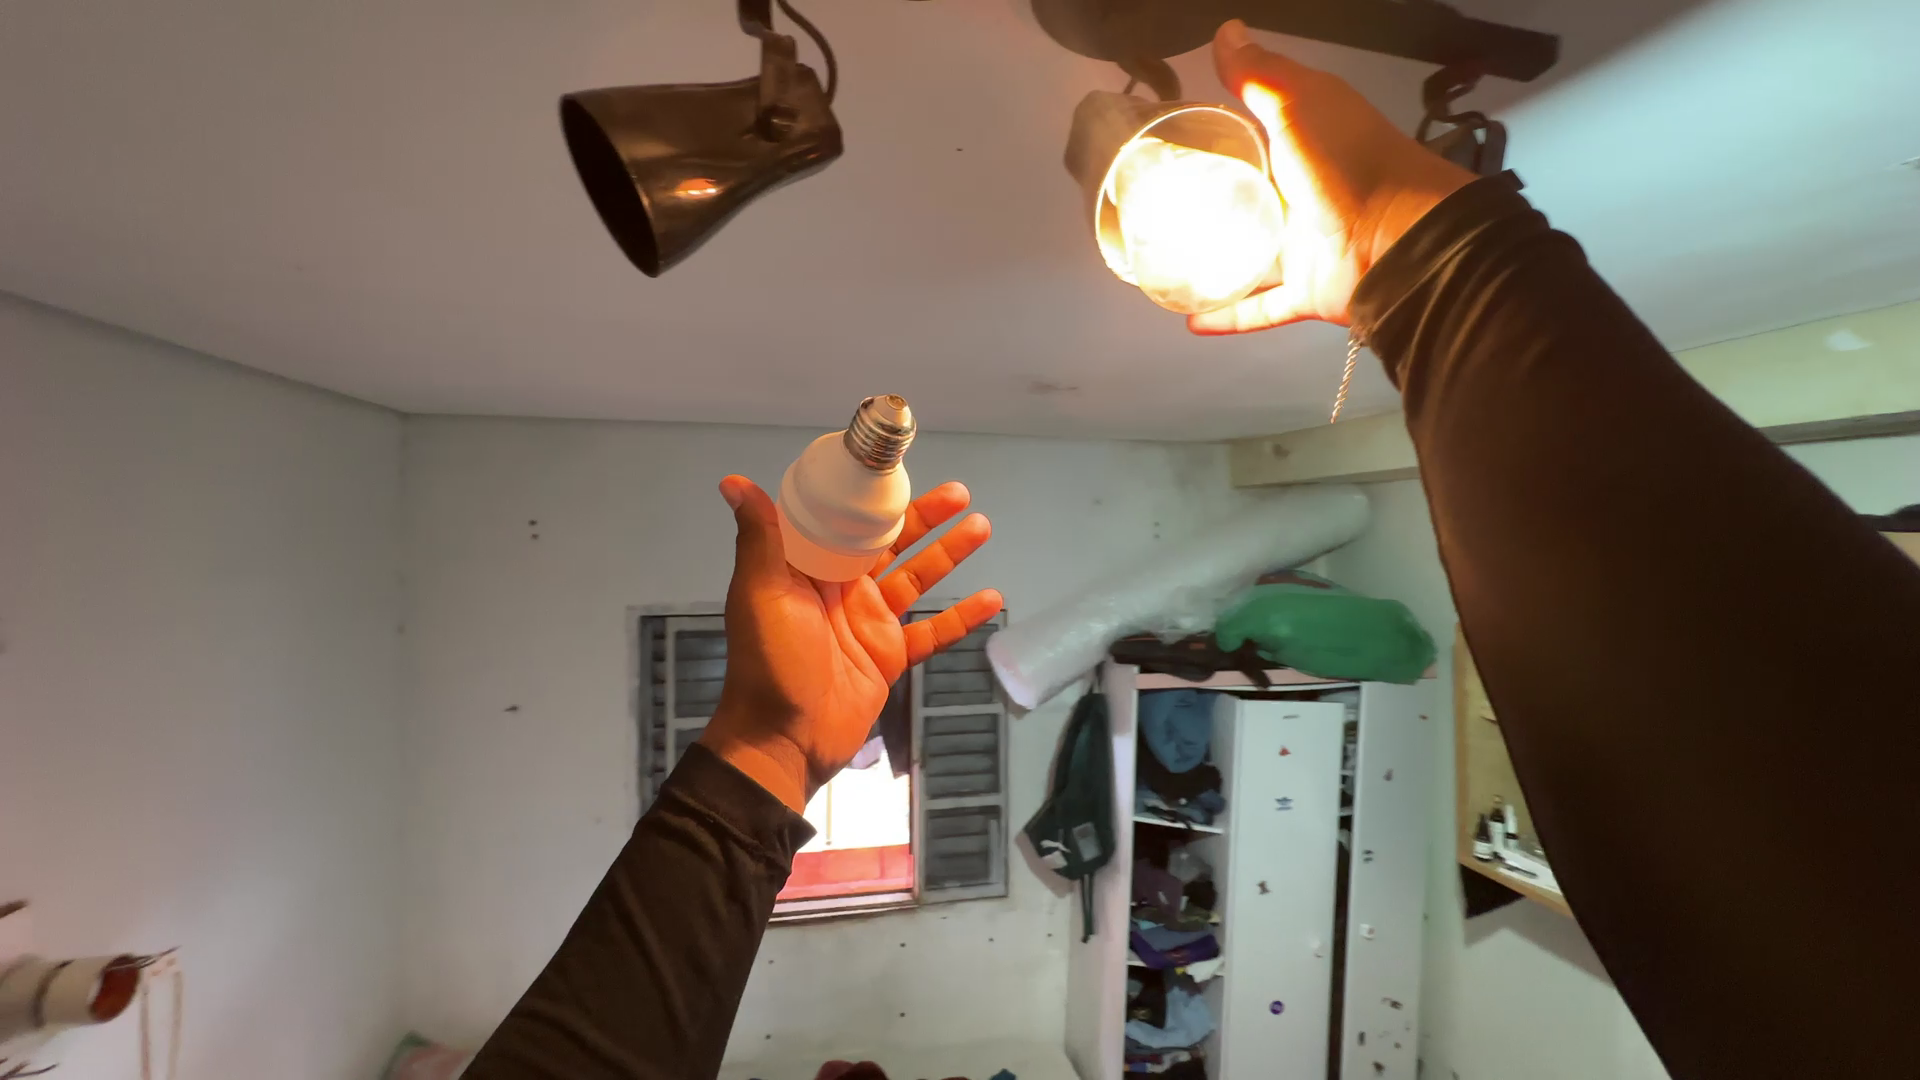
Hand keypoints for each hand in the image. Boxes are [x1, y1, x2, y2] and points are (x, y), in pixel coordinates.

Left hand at [699, 476, 1004, 811]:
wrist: (784, 739)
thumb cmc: (770, 661)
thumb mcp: (761, 593)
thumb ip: (760, 537)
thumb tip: (732, 481)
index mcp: (812, 568)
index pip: (848, 521)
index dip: (874, 497)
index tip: (899, 472)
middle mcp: (844, 589)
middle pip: (892, 544)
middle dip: (925, 518)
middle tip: (960, 493)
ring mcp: (871, 622)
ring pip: (918, 579)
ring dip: (949, 554)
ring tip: (981, 526)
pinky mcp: (891, 656)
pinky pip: (932, 632)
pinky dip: (961, 617)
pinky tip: (992, 598)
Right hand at [1188, 20, 1477, 333]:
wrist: (1397, 239)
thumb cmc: (1347, 164)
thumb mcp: (1299, 105)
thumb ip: (1260, 76)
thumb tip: (1225, 32)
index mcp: (1302, 151)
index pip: (1251, 146)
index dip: (1214, 146)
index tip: (1169, 155)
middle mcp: (1301, 200)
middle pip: (1246, 205)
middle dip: (1207, 212)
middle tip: (1154, 219)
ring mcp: (1303, 250)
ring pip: (1248, 260)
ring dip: (1212, 268)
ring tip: (1164, 272)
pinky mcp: (1303, 293)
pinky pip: (1258, 309)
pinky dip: (1228, 317)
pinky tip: (1191, 320)